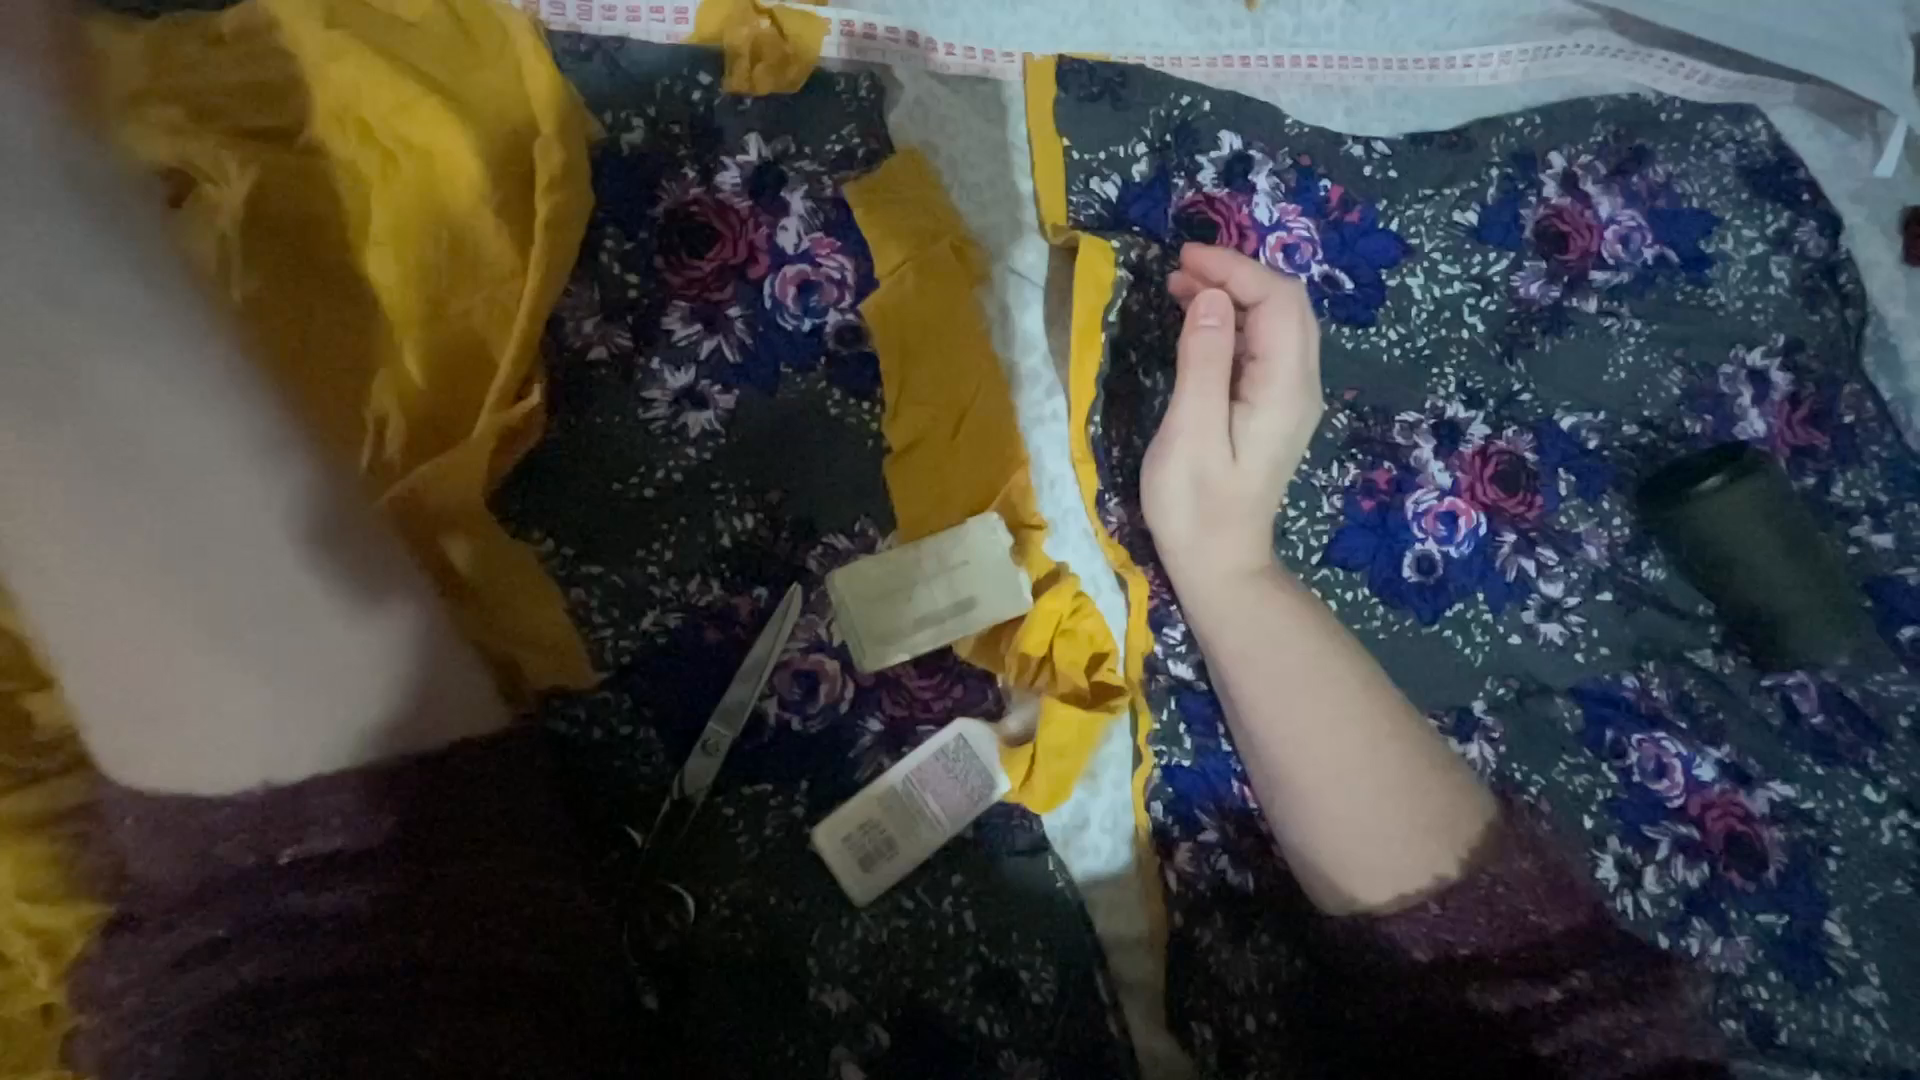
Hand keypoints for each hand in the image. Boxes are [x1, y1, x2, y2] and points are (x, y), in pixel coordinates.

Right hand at [1140, 243, 1323, 595]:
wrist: (1218, 564)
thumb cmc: (1196, 506)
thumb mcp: (1190, 432)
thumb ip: (1204, 361)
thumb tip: (1210, 297)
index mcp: (1284, 388)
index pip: (1277, 301)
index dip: (1234, 270)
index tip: (1183, 259)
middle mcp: (1300, 387)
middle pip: (1286, 305)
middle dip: (1236, 275)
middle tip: (1178, 270)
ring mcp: (1291, 400)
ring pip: (1277, 324)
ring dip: (1235, 297)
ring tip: (1180, 288)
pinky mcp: (1273, 412)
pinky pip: (1264, 349)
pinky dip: (1234, 324)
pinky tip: (1200, 325)